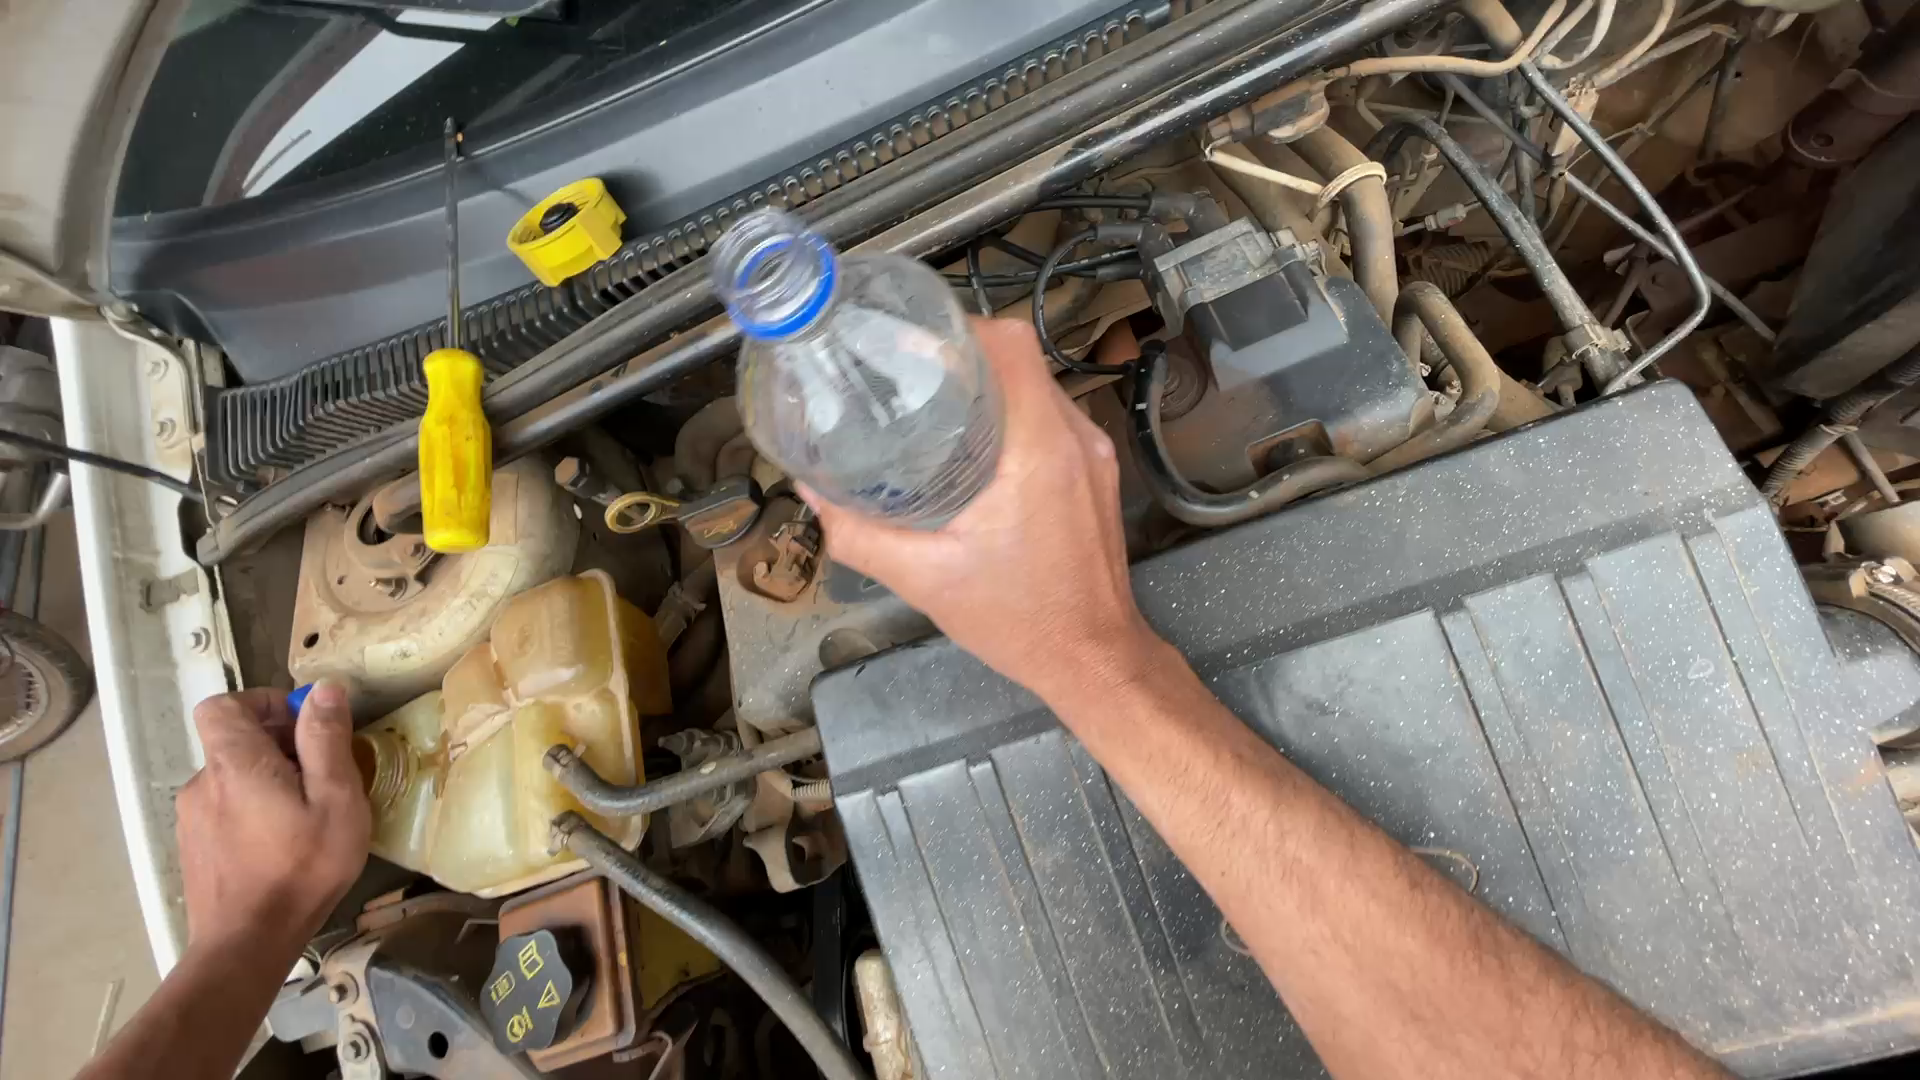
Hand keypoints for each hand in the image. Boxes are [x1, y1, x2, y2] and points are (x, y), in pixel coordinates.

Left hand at [176, 681, 368, 957]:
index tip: (307, 721)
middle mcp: (203, 783)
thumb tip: (325, 690)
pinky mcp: (197, 842)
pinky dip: (260, 800)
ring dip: (275, 773)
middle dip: (284, 740)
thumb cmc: (304, 863)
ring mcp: (193, 816)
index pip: (223, 706)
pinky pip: (229, 801)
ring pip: (237, 772)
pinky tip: (289, 832)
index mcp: (235, 765)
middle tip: (330, 769)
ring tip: (316, 805)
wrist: (249, 940)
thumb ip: (325, 739)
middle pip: (236, 739)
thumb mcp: (336, 795)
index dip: (264, 701)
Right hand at [804, 318, 1160, 702]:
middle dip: (966, 355)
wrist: (1092, 657)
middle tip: (912, 377)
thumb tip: (814, 492)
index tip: (915, 345)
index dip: (960, 328)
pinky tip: (978, 446)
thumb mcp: (924, 580)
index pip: (1011, 345)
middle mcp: (1076, 439)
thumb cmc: (1017, 621)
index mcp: (1038, 451)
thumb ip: (860, 534)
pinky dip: (1016, 416)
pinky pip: (1054, 419)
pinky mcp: (1100, 472)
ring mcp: (1096, 454)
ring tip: (939, 407)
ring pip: (1039, 386)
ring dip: (992, 385)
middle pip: (1023, 358)